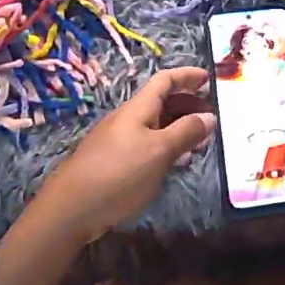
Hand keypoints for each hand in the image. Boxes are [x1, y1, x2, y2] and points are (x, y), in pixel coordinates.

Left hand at [29, 67, 215, 245]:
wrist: (71, 208)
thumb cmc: (119, 172)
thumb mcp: (159, 151)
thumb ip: (186, 132)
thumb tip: (210, 117)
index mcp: (138, 108)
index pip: (165, 80)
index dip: (187, 76)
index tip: (209, 78)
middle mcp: (129, 119)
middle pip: (162, 102)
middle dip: (188, 103)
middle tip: (213, 114)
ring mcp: (121, 141)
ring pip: (156, 125)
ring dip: (180, 127)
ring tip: (202, 140)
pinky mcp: (117, 163)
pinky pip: (149, 145)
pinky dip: (167, 146)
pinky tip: (178, 162)